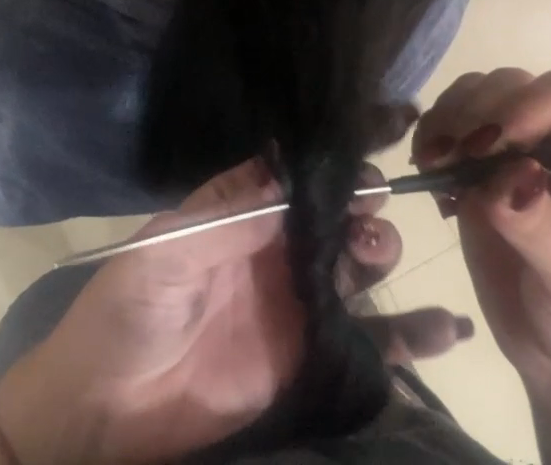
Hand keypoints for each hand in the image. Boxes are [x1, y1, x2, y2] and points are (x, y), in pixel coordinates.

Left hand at [0, 160, 471, 464]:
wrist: (106, 408)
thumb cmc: (125, 311)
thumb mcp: (166, 253)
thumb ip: (231, 221)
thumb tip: (297, 186)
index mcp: (234, 213)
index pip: (292, 173)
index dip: (331, 159)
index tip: (374, 142)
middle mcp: (271, 250)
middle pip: (333, 216)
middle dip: (360, 205)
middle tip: (371, 211)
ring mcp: (293, 303)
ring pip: (356, 267)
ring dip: (380, 254)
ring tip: (376, 256)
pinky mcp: (308, 358)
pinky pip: (369, 341)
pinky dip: (411, 335)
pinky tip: (445, 328)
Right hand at [411, 70, 550, 414]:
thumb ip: (542, 225)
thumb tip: (509, 172)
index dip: (530, 104)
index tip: (496, 143)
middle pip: (511, 87)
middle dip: (477, 112)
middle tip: (456, 158)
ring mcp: (516, 158)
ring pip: (473, 100)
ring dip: (447, 121)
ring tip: (434, 165)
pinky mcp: (477, 178)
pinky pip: (447, 134)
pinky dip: (431, 142)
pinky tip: (431, 178)